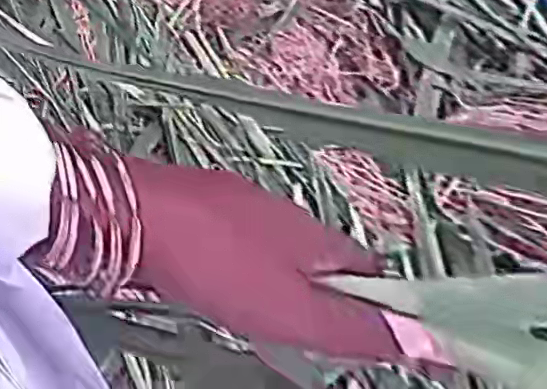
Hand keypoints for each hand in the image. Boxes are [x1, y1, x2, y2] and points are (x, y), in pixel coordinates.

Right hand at [124, 156, 401, 361]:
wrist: (121, 210)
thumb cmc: (206, 218)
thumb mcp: (286, 224)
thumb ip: (342, 254)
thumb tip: (379, 275)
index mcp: (316, 324)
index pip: (388, 336)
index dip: (410, 318)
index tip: (425, 302)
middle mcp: (281, 332)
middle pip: (333, 317)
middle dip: (339, 285)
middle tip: (328, 245)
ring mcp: (235, 312)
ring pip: (287, 298)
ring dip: (292, 271)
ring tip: (271, 229)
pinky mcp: (201, 288)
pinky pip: (247, 282)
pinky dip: (252, 262)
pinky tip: (230, 231)